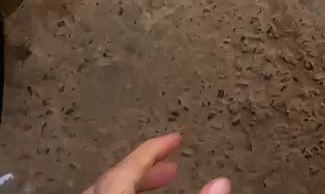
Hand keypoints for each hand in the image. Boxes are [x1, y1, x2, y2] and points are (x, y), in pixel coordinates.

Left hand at [81, 134, 228, 193]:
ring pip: (101, 190)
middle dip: (144, 166)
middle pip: (111, 177)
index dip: (154, 147)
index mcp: (111, 193)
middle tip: (171, 164)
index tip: (176, 137)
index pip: (129, 165)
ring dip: (130, 182)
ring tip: (159, 182)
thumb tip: (222, 181)